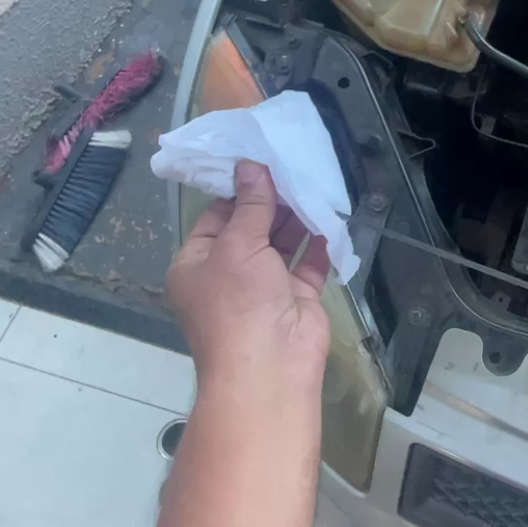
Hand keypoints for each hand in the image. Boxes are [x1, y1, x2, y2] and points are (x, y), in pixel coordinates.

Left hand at [167, 160, 331, 391]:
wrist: (270, 365)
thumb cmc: (238, 303)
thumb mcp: (237, 246)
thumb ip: (251, 205)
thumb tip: (251, 167)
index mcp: (198, 263)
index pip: (217, 217)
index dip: (239, 190)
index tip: (262, 162)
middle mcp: (229, 272)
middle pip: (252, 227)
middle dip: (272, 202)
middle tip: (295, 168)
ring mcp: (265, 286)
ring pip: (282, 243)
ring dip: (297, 219)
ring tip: (314, 186)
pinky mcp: (297, 296)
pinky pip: (308, 263)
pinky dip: (318, 243)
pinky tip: (329, 219)